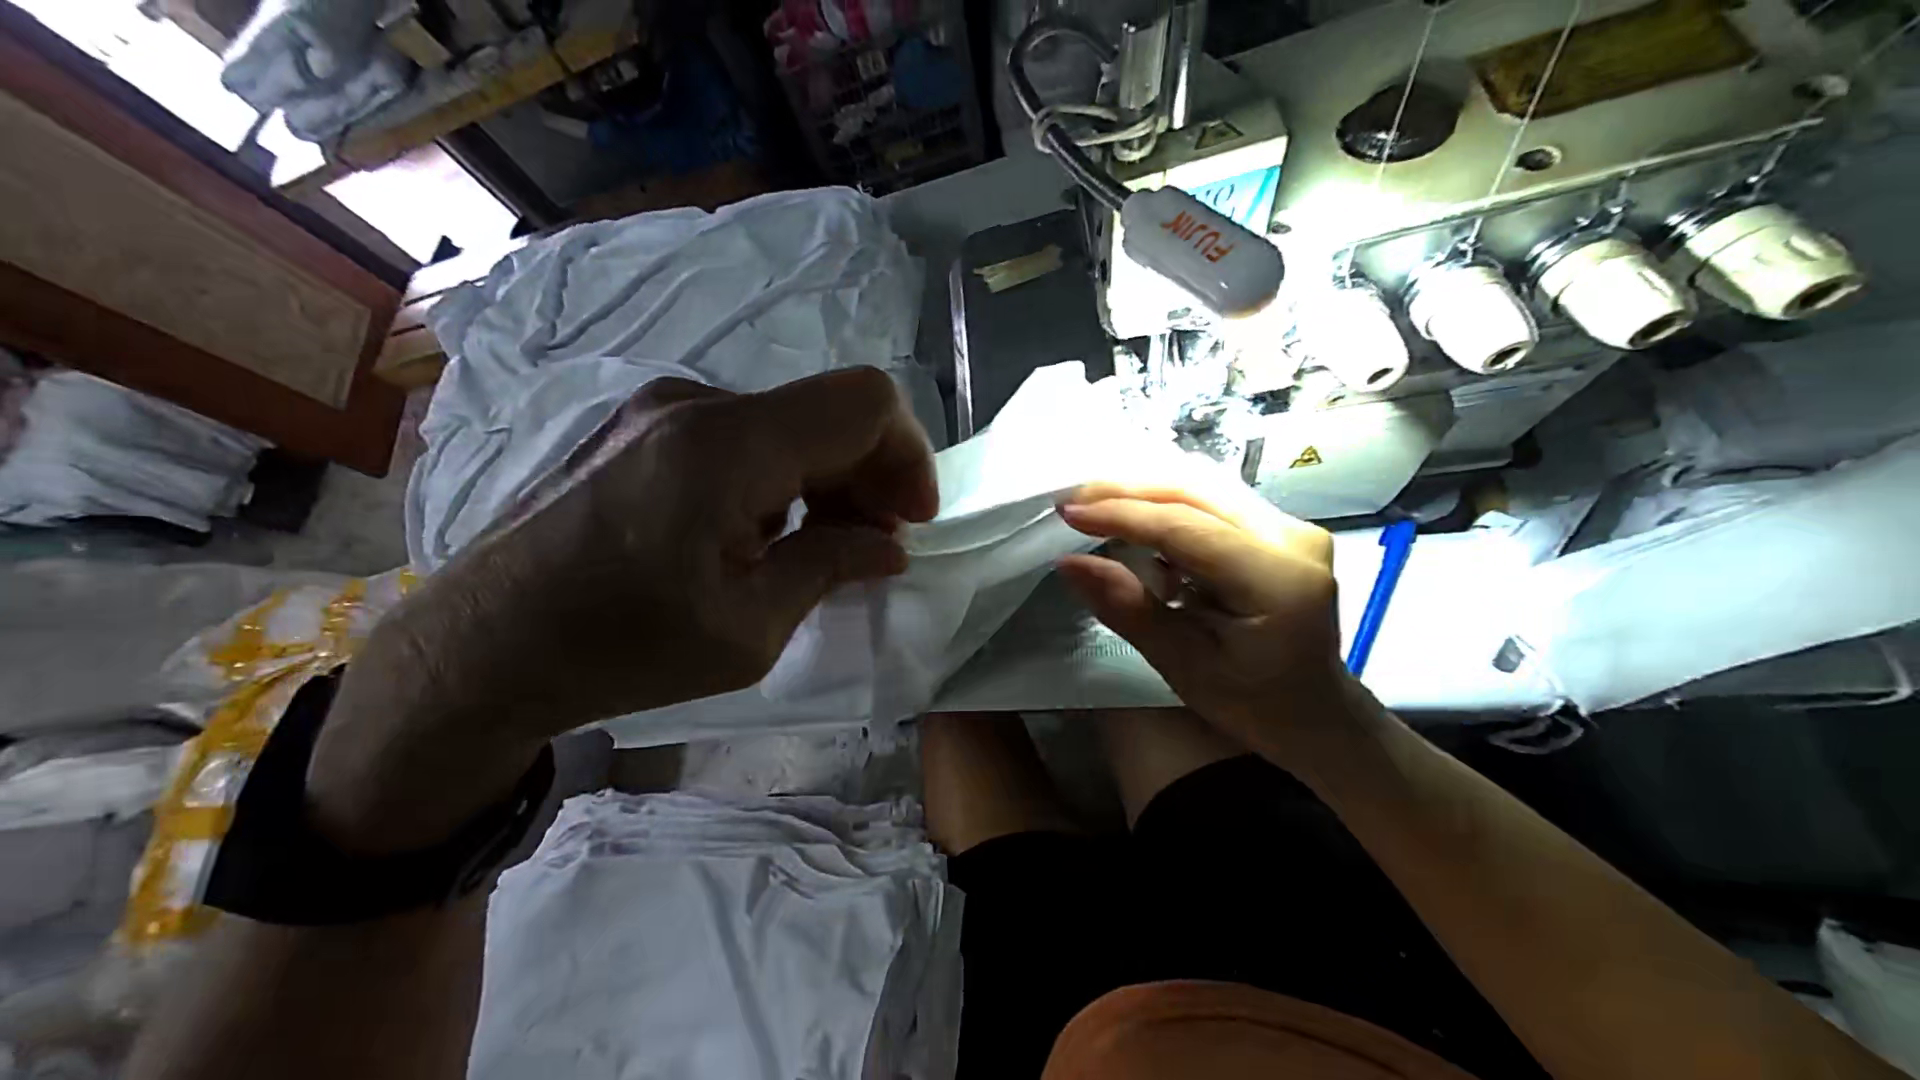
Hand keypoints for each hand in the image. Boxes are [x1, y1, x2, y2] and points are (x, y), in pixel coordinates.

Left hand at [311, 367, 935, 850]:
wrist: (479, 649)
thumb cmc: (618, 649)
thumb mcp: (748, 630)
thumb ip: (830, 567)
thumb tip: (890, 546)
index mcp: (726, 446)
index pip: (864, 401)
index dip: (909, 455)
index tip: (911, 521)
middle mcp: (695, 405)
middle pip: (828, 413)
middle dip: (871, 477)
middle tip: (873, 548)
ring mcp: (660, 411)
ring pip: (788, 426)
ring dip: (826, 481)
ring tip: (819, 550)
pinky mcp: (640, 430)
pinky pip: (743, 438)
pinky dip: (780, 480)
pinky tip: (763, 537)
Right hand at [1054, 482, 1356, 752]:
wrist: (1315, 713)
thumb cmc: (1252, 704)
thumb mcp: (1183, 666)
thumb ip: (1129, 609)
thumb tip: (1070, 564)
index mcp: (1277, 580)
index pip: (1186, 527)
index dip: (1122, 515)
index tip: (1068, 513)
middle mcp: (1292, 538)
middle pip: (1196, 489)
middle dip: (1127, 490)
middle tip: (1072, 501)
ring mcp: (1290, 527)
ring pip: (1204, 484)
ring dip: (1144, 491)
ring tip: (1094, 505)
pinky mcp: (1279, 527)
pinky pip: (1213, 498)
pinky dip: (1166, 503)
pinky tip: (1134, 518)